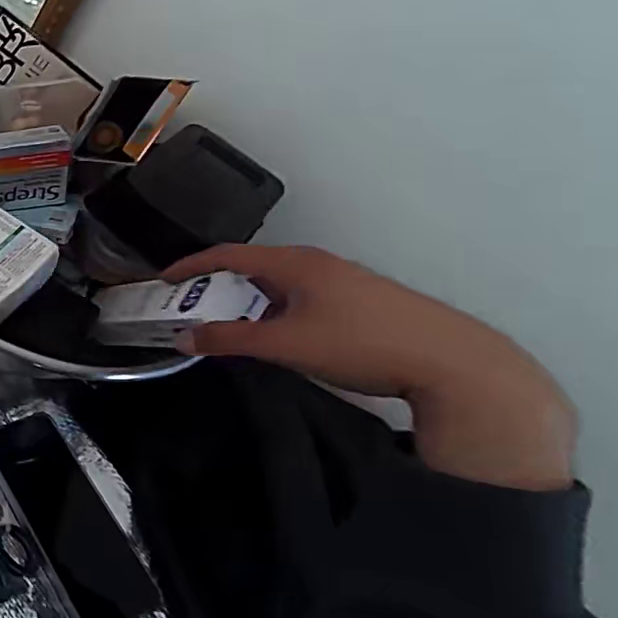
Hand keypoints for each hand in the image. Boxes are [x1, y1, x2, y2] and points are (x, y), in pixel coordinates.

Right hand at [163, 245, 575, 490]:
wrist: (451, 362)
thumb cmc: (360, 344)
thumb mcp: (285, 344)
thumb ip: (230, 340)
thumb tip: (183, 338)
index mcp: (296, 263)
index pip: (230, 254)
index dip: (193, 265)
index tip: (165, 280)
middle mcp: (318, 264)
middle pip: (254, 267)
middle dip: (218, 286)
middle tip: (192, 309)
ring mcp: (342, 281)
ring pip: (279, 285)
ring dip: (248, 302)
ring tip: (230, 328)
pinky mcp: (360, 301)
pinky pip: (300, 298)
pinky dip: (274, 311)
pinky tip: (278, 337)